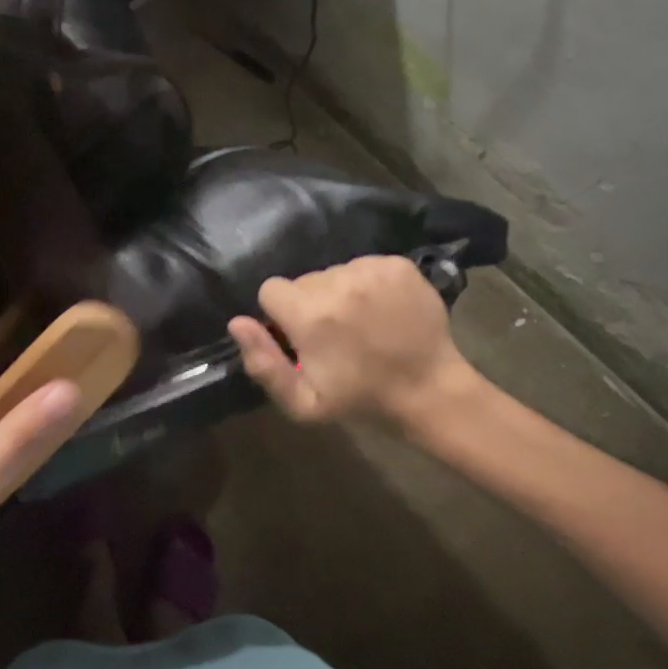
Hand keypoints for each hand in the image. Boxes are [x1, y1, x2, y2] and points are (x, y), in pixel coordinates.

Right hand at [227, 255, 473, 422]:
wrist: (430, 391)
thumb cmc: (360, 399)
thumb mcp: (303, 403)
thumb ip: (263, 364)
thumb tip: (237, 323)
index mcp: (309, 314)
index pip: (270, 290)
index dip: (281, 314)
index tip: (301, 336)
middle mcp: (337, 282)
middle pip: (303, 281)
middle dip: (310, 303)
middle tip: (334, 335)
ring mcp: (371, 270)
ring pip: (334, 272)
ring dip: (339, 293)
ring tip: (361, 323)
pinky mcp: (398, 265)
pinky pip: (364, 265)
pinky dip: (368, 284)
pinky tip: (382, 309)